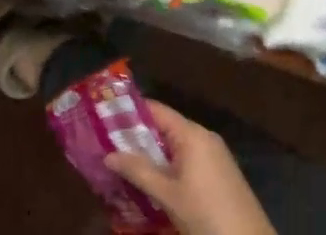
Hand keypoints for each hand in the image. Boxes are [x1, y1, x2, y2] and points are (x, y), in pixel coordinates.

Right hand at [107, 102, 275, 234]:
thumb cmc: (207, 215)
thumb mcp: (167, 194)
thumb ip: (137, 171)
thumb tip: (108, 155)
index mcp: (192, 135)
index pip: (155, 109)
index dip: (129, 111)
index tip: (104, 118)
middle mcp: (205, 138)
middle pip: (164, 127)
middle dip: (137, 137)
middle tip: (109, 144)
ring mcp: (215, 158)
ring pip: (175, 146)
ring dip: (152, 155)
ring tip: (125, 164)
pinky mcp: (221, 175)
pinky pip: (188, 160)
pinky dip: (169, 166)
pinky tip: (152, 182)